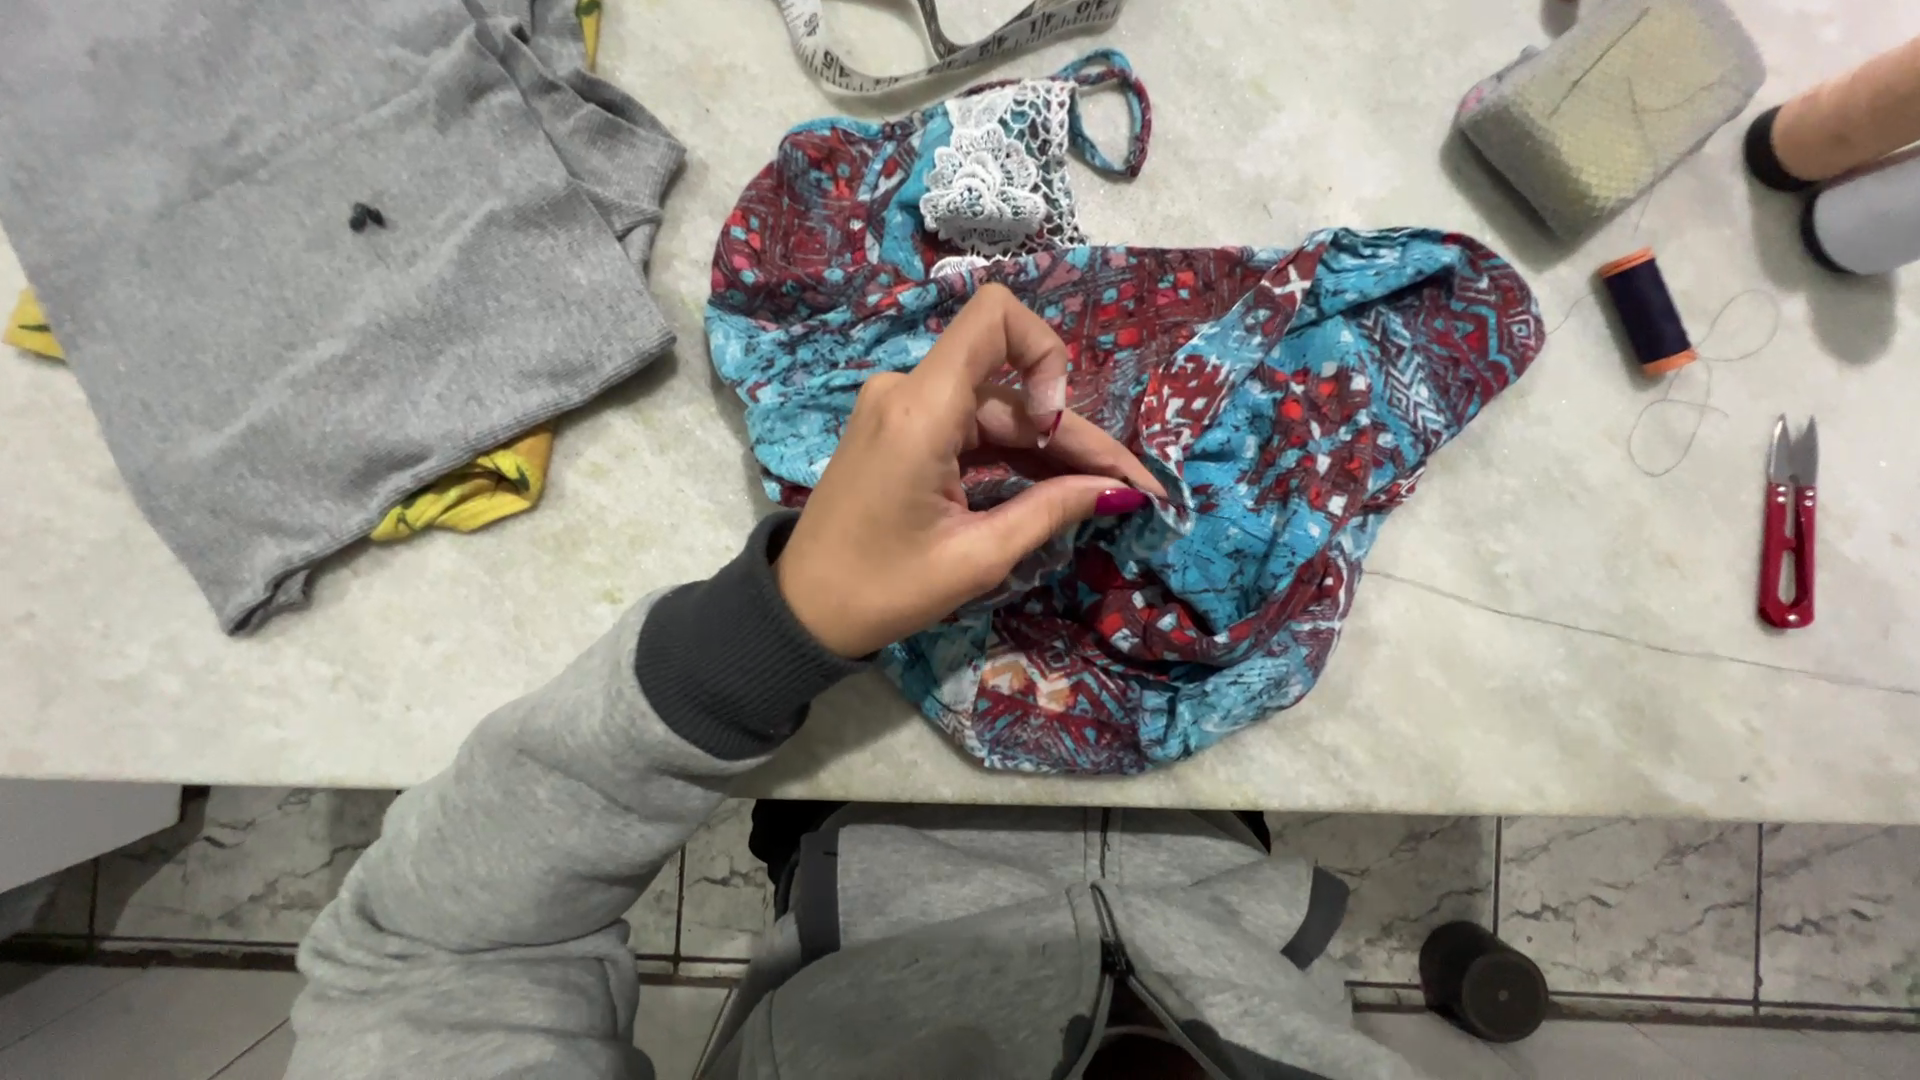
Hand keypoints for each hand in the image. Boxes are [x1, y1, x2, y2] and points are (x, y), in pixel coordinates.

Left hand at [774, 284, 1166, 657]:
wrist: (803, 610)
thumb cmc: (881, 591)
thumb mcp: (975, 558)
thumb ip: (1050, 511)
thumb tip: (1118, 490)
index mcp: (919, 411)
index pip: (994, 317)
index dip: (1046, 352)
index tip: (1059, 422)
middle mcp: (907, 392)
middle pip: (1011, 388)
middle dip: (1073, 435)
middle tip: (1130, 487)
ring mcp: (900, 410)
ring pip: (996, 412)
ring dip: (1049, 451)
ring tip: (1107, 494)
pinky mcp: (900, 432)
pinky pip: (970, 430)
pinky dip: (1013, 457)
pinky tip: (1056, 489)